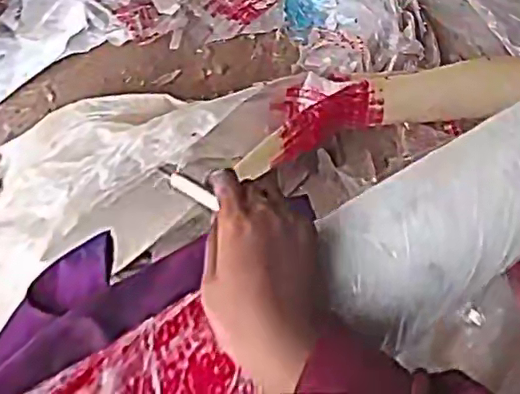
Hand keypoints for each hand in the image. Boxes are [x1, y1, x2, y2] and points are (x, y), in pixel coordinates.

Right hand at [201, 171, 325, 393]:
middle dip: (243, 196)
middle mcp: (264, 211)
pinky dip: (284, 220)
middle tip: (239, 218)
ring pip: (274, 194)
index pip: (227, 180)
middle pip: (251, 184)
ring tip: (261, 232)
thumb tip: (218, 222)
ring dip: (265, 205)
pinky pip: (292, 212)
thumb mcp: (210, 284)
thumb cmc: (244, 320)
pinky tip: (280, 245)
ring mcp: (289, 219)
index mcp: (236, 221)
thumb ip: (214, 242)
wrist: (288, 339)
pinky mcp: (309, 231)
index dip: (220, 182)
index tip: (218, 187)